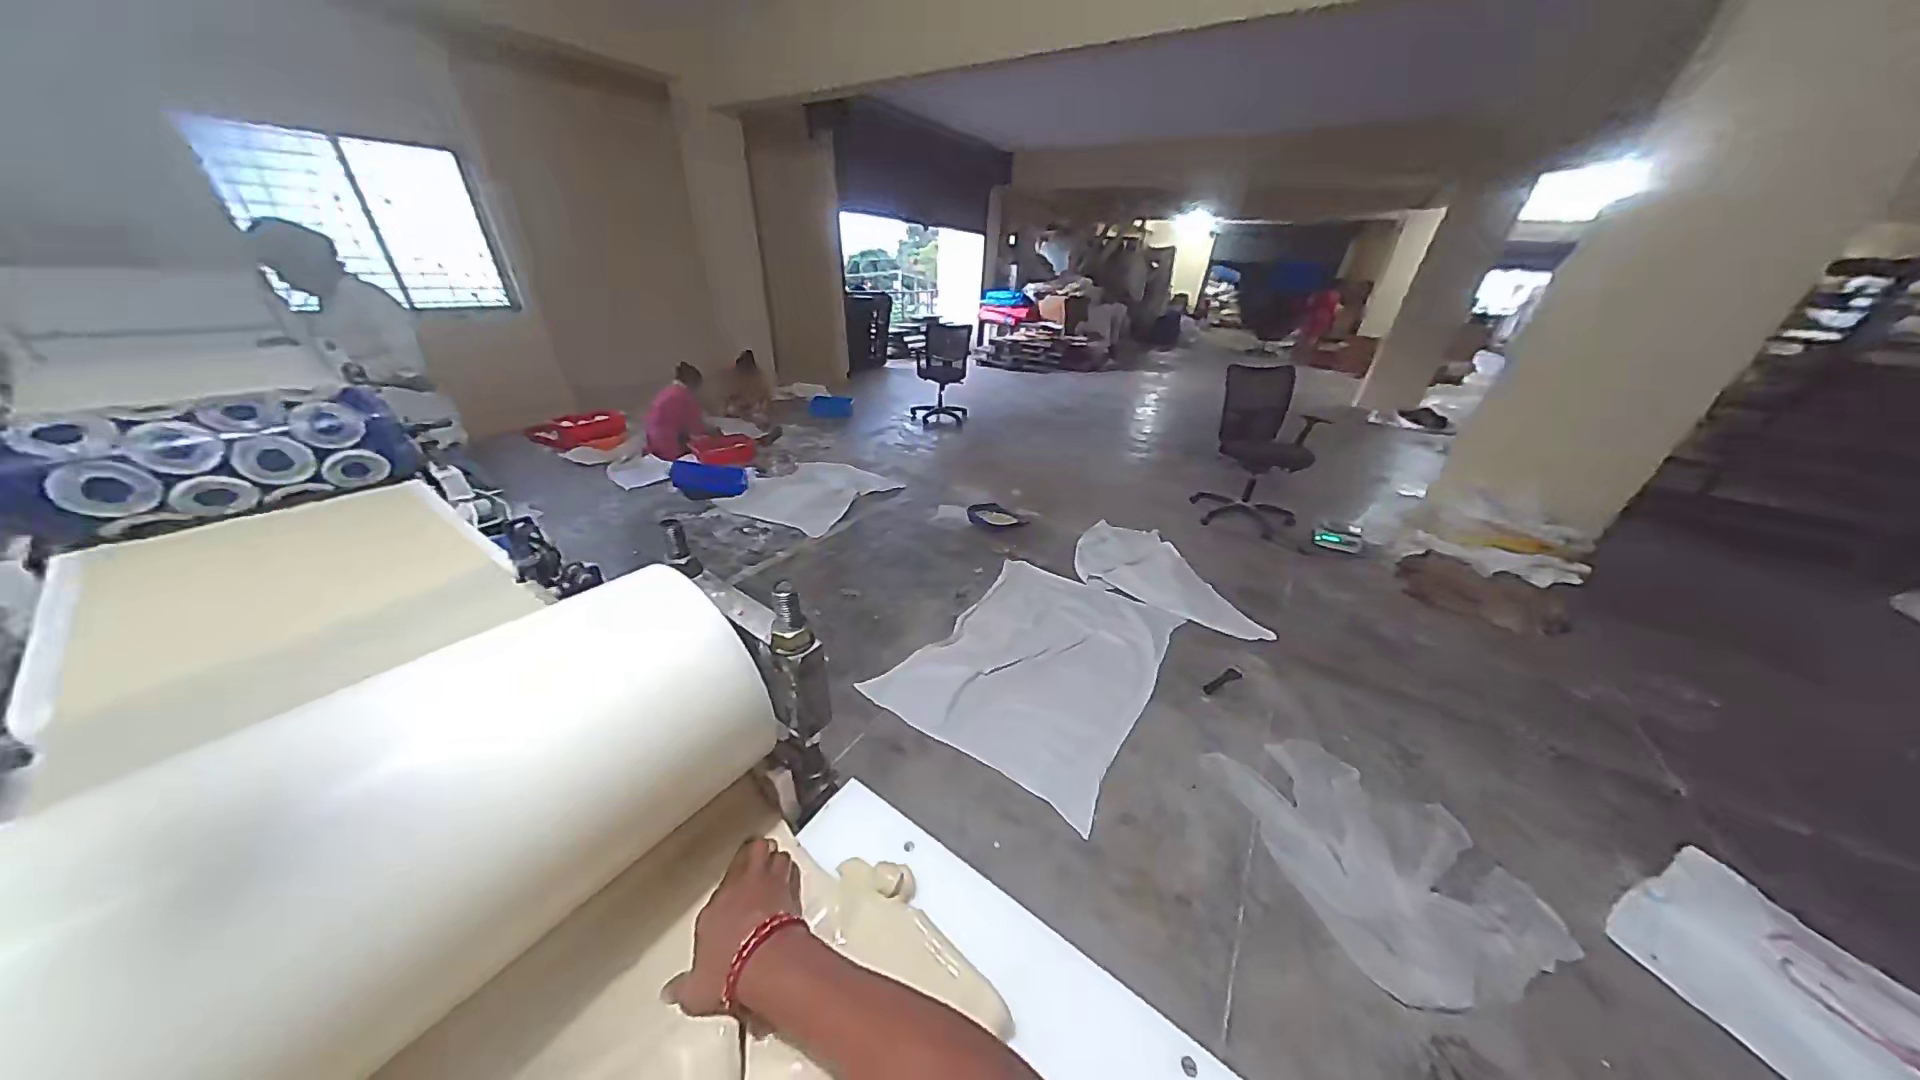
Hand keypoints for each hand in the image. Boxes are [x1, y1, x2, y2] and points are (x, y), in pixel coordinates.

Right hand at [665, 838, 802, 1016]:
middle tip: (756, 860)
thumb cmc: (729, 973)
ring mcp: (770, 884)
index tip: (730, 905)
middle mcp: (741, 888)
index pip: (719, 891)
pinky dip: (793, 874)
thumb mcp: (697, 991)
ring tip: (776, 866)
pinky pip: (793, 871)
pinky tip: (791, 881)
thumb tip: (670, 993)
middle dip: (754, 854)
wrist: (767, 963)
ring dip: (777, 860)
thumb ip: (684, 988)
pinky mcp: (793, 891)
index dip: (727, 894)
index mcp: (713, 909)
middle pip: (749, 853)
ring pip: (775, 855)